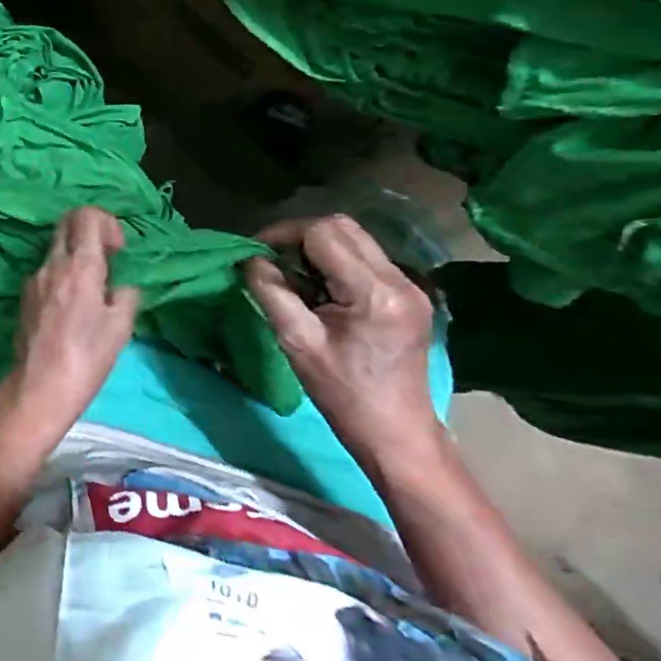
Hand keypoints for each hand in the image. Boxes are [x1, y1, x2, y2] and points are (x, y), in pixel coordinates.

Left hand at [2, 207, 142, 437]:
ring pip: (55, 248)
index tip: (117, 249)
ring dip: (75, 255)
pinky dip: (62, 274)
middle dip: (89, 230)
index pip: (87, 216)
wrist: (39, 389)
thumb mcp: (120, 328)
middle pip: (67, 223)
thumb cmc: (87, 359)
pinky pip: (46, 272)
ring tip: (91, 289)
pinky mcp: (24, 297)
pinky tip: (72, 307)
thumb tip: (121, 287)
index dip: (107, 222)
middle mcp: (52, 264)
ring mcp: (33, 279)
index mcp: (80, 265)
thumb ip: (125, 295)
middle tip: (106, 258)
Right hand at [243, 215, 437, 460]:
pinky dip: (336, 261)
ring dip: (318, 247)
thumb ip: (271, 292)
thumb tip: (251, 259)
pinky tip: (320, 289)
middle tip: (274, 261)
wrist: (396, 433)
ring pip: (355, 239)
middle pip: (342, 227)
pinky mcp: (410, 295)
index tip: (257, 253)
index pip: (323, 233)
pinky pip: (366, 258)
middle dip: (300, 236)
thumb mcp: (297, 342)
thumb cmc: (343, 394)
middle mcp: (399, 279)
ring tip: (295, 276)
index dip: (284, 234)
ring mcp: (410, 285)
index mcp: (374, 292)